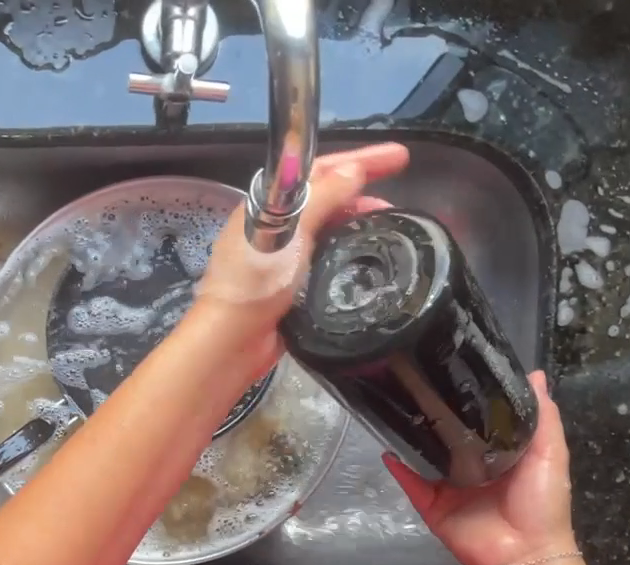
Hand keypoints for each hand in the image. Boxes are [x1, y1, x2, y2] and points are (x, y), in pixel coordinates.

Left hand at [182, 143, 411, 386]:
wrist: (232, 341)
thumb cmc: (256, 281)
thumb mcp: (290, 231)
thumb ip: (322, 198)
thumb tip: (354, 170)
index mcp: (267, 207)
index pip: (318, 171)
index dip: (358, 160)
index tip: (397, 158)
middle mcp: (274, 230)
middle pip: (325, 201)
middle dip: (363, 196)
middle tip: (396, 205)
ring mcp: (283, 262)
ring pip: (328, 233)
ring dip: (358, 227)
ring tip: (390, 231)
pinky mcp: (292, 291)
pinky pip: (325, 265)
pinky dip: (347, 258)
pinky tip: (367, 263)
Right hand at [384, 371, 576, 564]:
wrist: (524, 551)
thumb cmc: (542, 502)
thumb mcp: (551, 453)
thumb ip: (543, 417)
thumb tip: (534, 375)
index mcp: (499, 455)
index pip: (480, 423)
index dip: (470, 401)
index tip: (456, 372)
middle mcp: (471, 469)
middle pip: (448, 439)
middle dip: (436, 417)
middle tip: (421, 387)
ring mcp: (448, 488)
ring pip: (425, 459)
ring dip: (413, 439)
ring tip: (399, 409)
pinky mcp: (431, 505)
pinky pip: (411, 484)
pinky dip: (398, 470)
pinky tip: (388, 450)